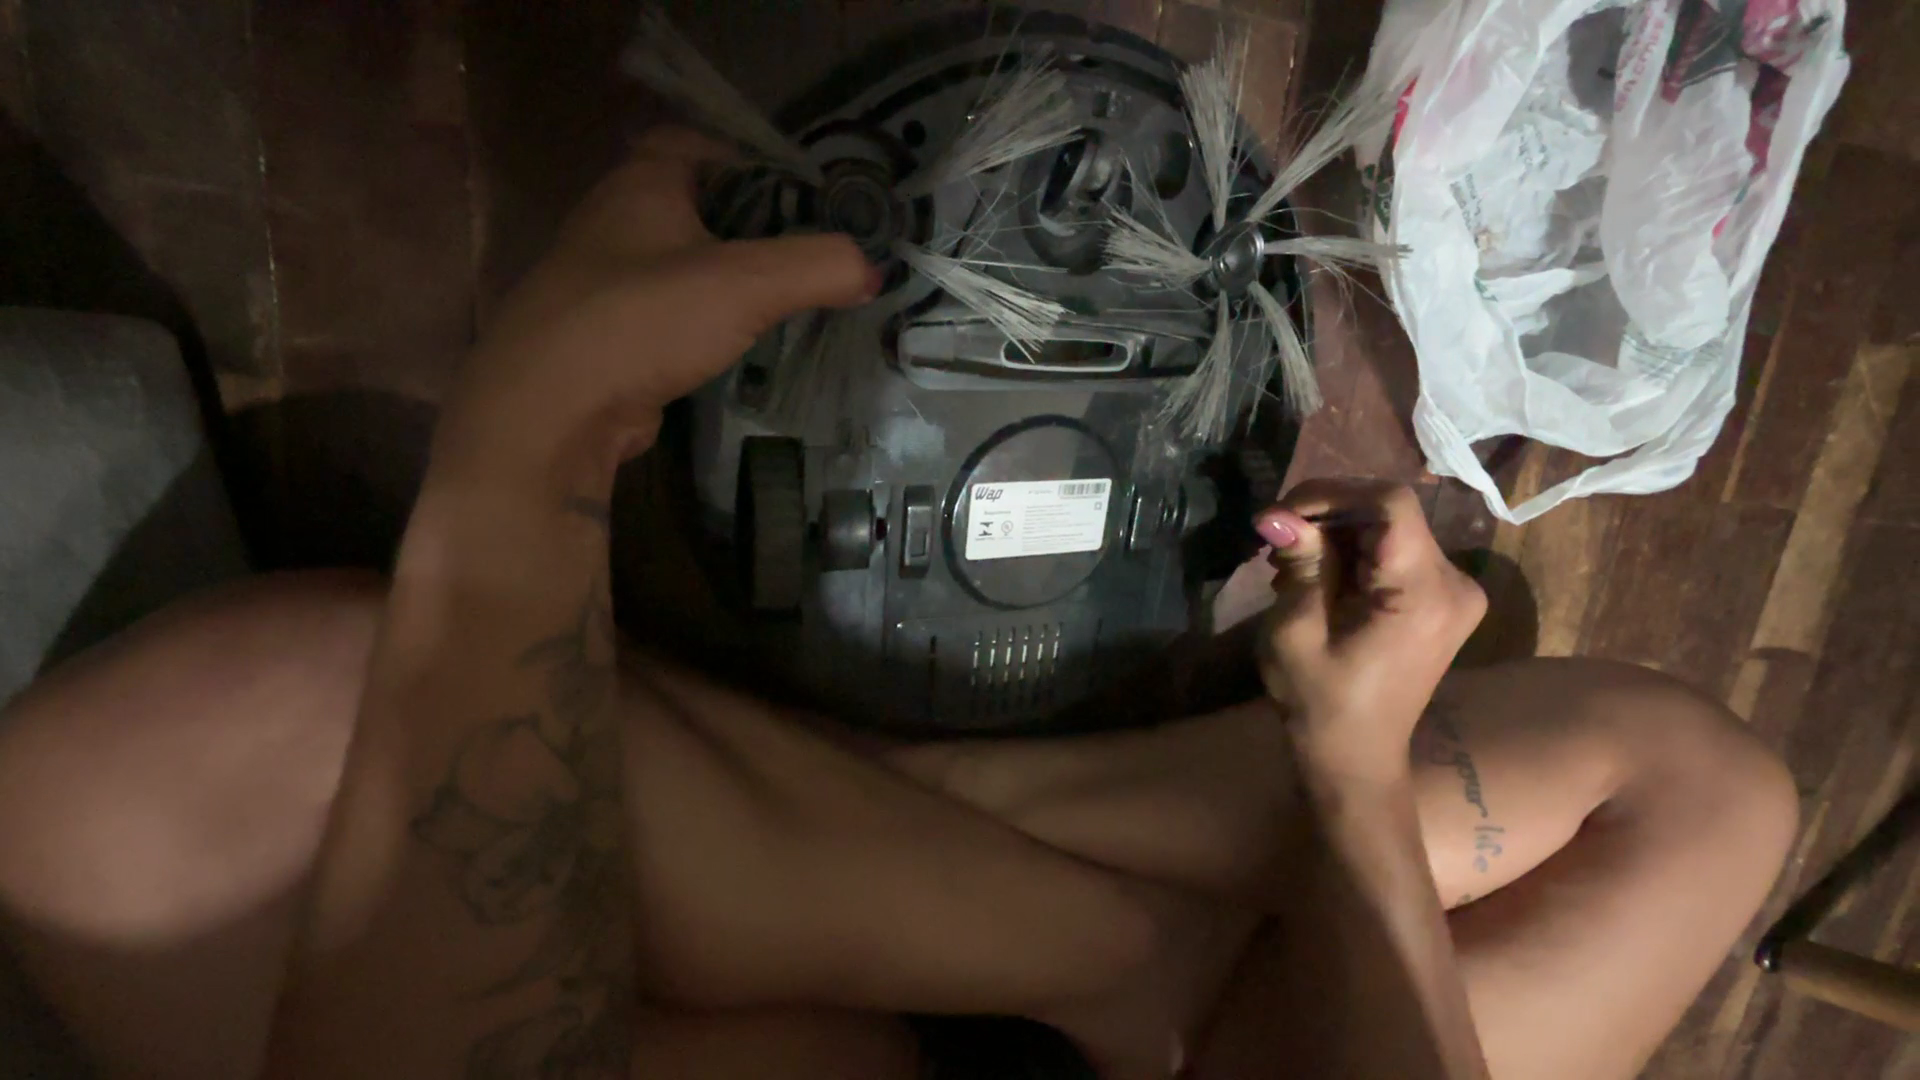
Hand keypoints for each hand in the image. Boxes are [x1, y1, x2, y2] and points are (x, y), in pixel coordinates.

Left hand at [437, 127, 878, 483]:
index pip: (693, 145)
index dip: (746, 159)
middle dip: (748, 223)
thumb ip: (816, 268)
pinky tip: (739, 344)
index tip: (797, 193)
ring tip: (784, 298)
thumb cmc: (644, 320)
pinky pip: (669, 313)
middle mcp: (616, 222)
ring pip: (680, 263)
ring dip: (726, 276)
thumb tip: (872, 269)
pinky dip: (704, 320)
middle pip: (692, 205)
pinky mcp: (609, 337)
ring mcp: (606, 283)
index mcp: (641, 185)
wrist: (553, 409)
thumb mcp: (745, 283)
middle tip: (806, 250)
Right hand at [1253, 480, 1485, 776]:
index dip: (1331, 493)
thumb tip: (1276, 515)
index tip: (1281, 515)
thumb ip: (1300, 565)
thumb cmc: (1320, 703)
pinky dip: (1348, 553)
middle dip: (1324, 516)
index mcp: (1424, 593)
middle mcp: (1454, 583)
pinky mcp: (1440, 599)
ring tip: (1287, 567)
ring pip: (1387, 529)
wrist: (1356, 758)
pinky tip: (1314, 578)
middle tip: (1273, 543)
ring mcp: (1453, 592)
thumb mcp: (1296, 632)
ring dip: (1332, 535)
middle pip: (1388, 513)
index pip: (1391, 503)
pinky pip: (1391, 552)